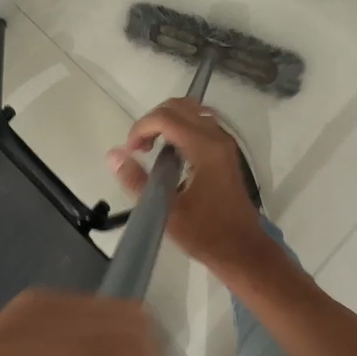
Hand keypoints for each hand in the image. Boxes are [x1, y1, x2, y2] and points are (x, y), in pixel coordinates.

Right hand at [108, 98, 275, 273]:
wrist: (243, 250)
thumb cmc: (205, 234)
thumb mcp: (166, 211)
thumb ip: (137, 181)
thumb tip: (113, 154)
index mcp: (204, 148)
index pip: (166, 117)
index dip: (141, 127)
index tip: (129, 150)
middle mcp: (216, 137)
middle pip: (179, 106)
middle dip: (153, 120)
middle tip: (139, 147)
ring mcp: (223, 142)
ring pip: (191, 110)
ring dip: (167, 120)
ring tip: (151, 147)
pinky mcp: (225, 150)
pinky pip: (200, 122)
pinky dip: (180, 126)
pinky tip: (169, 151)